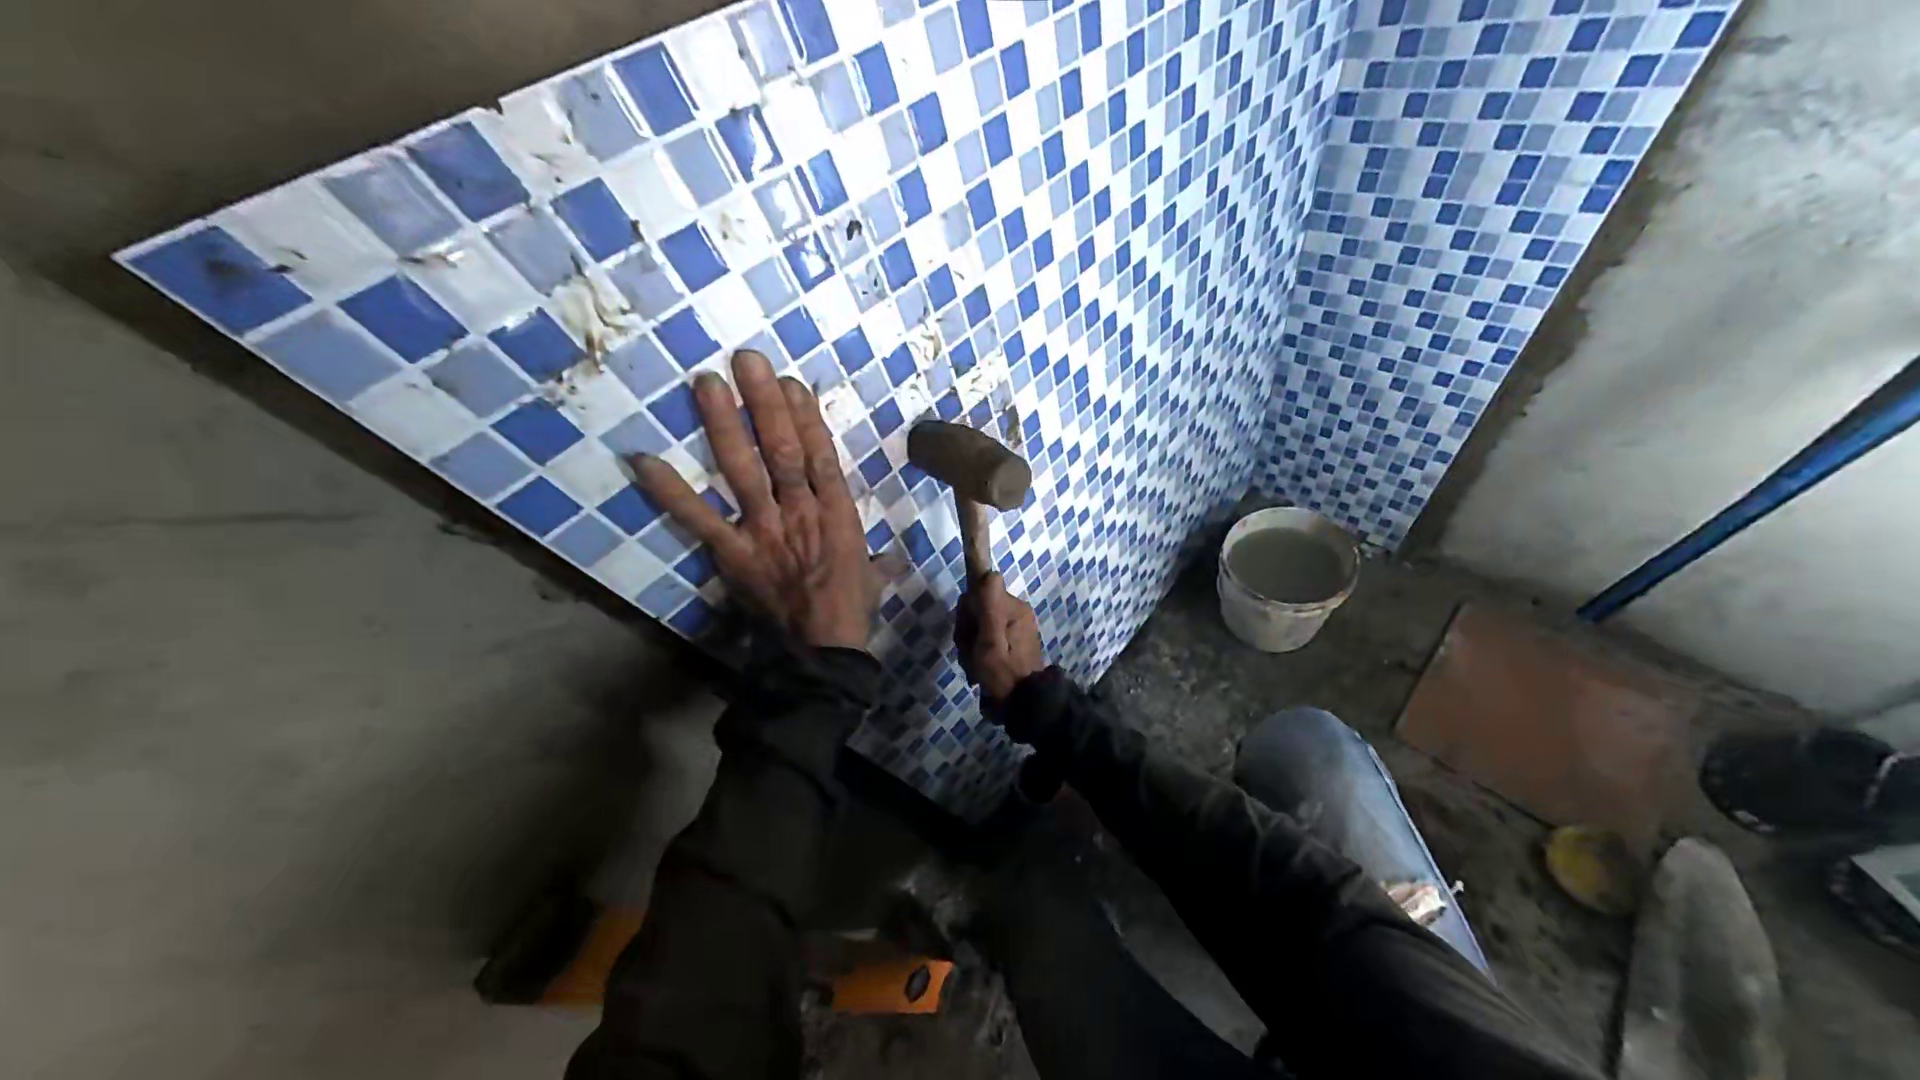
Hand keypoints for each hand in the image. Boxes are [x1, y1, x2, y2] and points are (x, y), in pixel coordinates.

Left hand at [631, 350, 884, 650]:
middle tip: (746, 361)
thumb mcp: (873, 577)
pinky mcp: (733, 553)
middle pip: (782, 450)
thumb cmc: (851, 609)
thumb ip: (877, 560)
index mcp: (837, 513)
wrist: (823, 652)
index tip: (791, 382)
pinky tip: (644, 461)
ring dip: (725, 427)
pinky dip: (671, 492)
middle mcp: (800, 512)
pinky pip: (699, 519)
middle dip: (765, 404)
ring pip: (744, 471)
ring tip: (708, 385)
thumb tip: (891, 559)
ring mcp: (764, 530)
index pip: (821, 454)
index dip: (806, 415)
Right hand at [956, 572, 1045, 702]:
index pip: (978, 593)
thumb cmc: (1003, 674)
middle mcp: (1016, 612)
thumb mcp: (991, 642)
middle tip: (970, 655)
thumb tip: (990, 573)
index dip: (967, 614)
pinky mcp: (1011, 640)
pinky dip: (978, 652)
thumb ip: (989, 608)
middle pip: (977, 608)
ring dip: (970, 645)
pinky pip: (985, 636)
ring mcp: (1014, 626)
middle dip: (967, 632)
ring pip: (978, 624)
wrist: (1024, 705)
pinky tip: (979, 668)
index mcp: (1013, 608)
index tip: (969, 635)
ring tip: (975, 665)